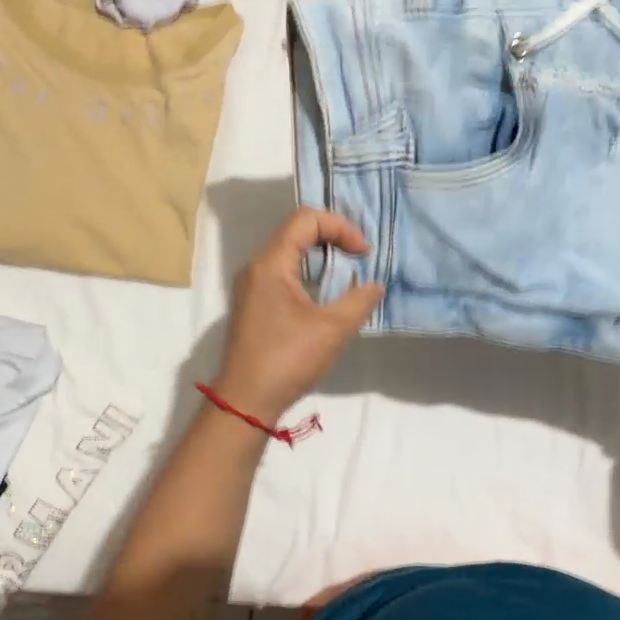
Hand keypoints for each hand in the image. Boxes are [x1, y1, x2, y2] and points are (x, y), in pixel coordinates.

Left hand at [211, 208, 384, 420]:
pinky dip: (309, 273)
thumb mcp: (332, 329)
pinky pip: (284, 273)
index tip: (364, 253)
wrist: (246, 400)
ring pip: (290, 252)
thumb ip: (359, 300)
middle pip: (297, 231)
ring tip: (349, 273)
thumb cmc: (287, 359)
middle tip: (360, 257)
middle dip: (333, 237)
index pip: (306, 219)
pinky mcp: (255, 304)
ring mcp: (253, 286)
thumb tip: (373, 285)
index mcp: (271, 263)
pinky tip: (327, 295)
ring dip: (322, 256)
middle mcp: (257, 267)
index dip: (340, 227)